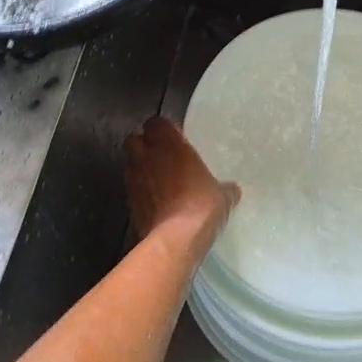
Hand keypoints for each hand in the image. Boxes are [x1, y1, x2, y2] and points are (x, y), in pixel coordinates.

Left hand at [123, 117, 239, 249]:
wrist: (176, 239)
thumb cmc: (202, 205)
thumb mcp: (223, 195)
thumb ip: (225, 187)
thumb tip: (232, 189)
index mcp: (170, 144)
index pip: (156, 122)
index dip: (162, 129)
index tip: (174, 138)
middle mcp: (147, 157)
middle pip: (134, 139)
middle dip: (143, 145)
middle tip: (160, 155)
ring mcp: (134, 180)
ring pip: (130, 164)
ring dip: (140, 168)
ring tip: (156, 180)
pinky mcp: (129, 204)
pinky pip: (131, 190)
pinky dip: (140, 192)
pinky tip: (154, 202)